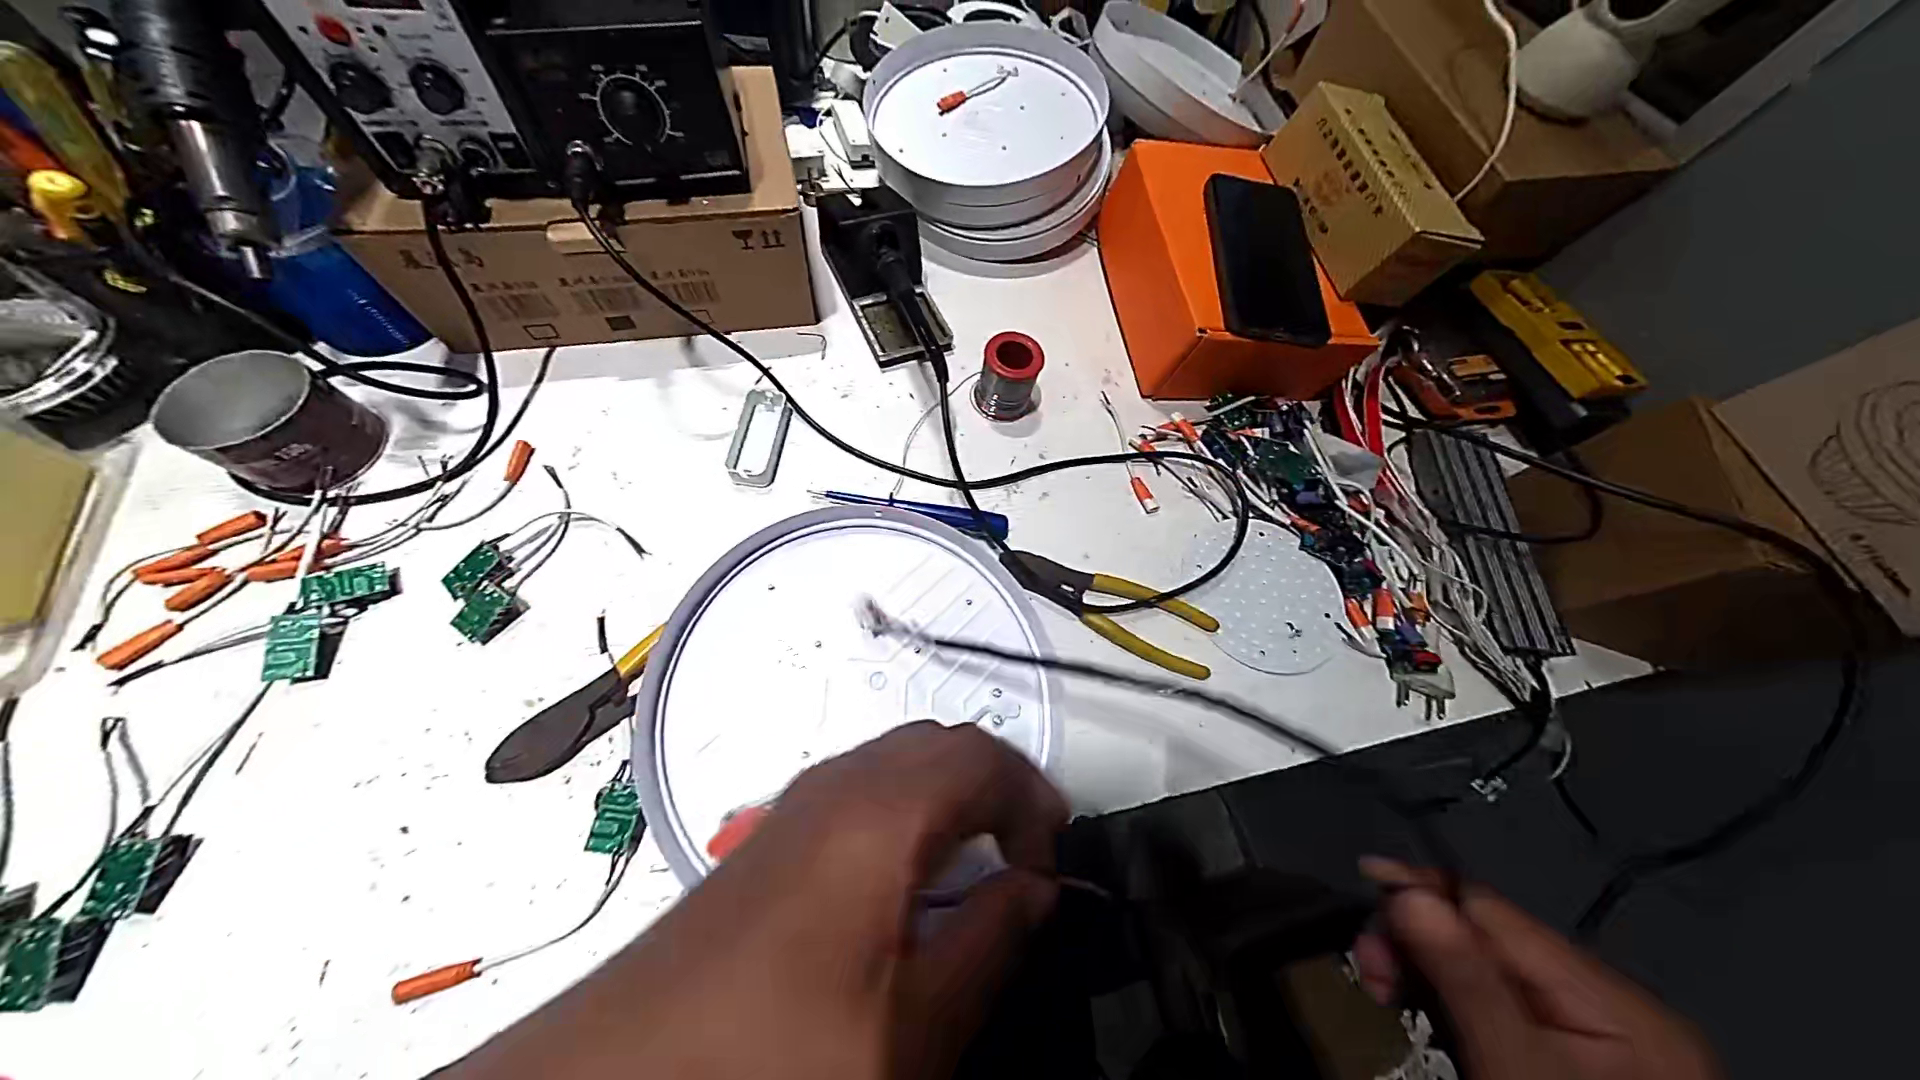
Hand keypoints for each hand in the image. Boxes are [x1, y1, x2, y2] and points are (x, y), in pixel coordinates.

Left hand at [449, 721, 1067, 1079]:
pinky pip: (868, 784)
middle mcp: (841, 787)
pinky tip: (913, 874)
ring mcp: (804, 801)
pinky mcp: (780, 828)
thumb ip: (989, 943)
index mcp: (881, 816)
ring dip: (957, 792)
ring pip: (906, 757)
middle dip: (1002, 785)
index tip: (1049, 865)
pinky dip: (913, 805)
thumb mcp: (911, 1026)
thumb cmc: (767, 1054)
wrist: (625, 1073)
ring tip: (981, 862)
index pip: (986, 760)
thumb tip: (1033, 892)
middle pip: (947, 743)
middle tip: (1029, 852)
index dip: (1036, 802)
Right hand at [1351, 858, 1721, 1079]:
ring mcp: (1595, 1034)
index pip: (1496, 911)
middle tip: (1370, 965)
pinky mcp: (1568, 1054)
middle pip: (1488, 938)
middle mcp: (1613, 1006)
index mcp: (1616, 1003)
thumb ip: (1465, 976)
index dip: (1425, 892)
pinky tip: (1421, 1003)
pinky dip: (1449, 994)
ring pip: (1485, 967)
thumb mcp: (1509, 1062)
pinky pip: (1496, 999)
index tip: (1369, 878)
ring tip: (1383, 986)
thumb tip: (1409, 894)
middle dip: (1417, 939)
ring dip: (1423, 966)